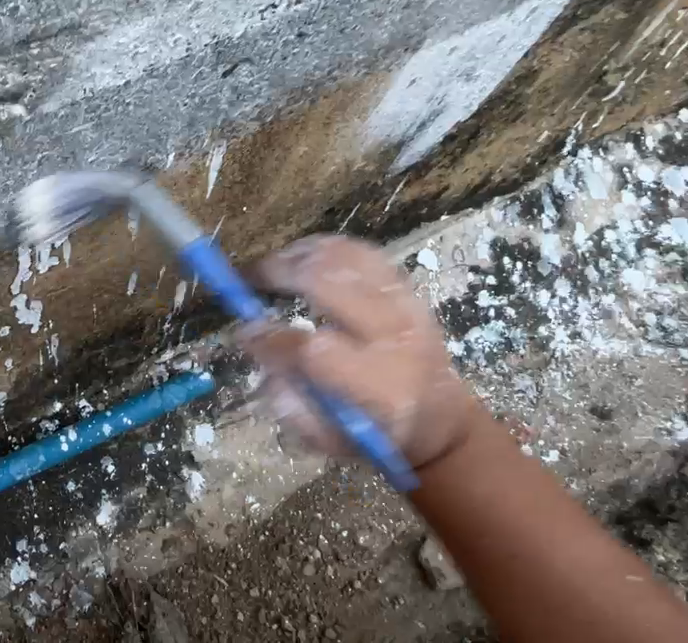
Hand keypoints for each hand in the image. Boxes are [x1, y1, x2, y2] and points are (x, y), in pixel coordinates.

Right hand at [241, 235, 478, 469]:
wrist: (445, 422)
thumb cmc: (381, 436)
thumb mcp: (333, 440)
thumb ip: (290, 403)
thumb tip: (257, 353)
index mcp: (378, 386)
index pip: (313, 349)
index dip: (269, 337)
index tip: (242, 331)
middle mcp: (394, 338)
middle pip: (328, 284)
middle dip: (278, 273)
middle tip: (248, 278)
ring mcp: (405, 307)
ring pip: (345, 258)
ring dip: (299, 255)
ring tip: (272, 266)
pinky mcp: (408, 290)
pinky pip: (362, 252)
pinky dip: (325, 248)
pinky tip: (302, 258)